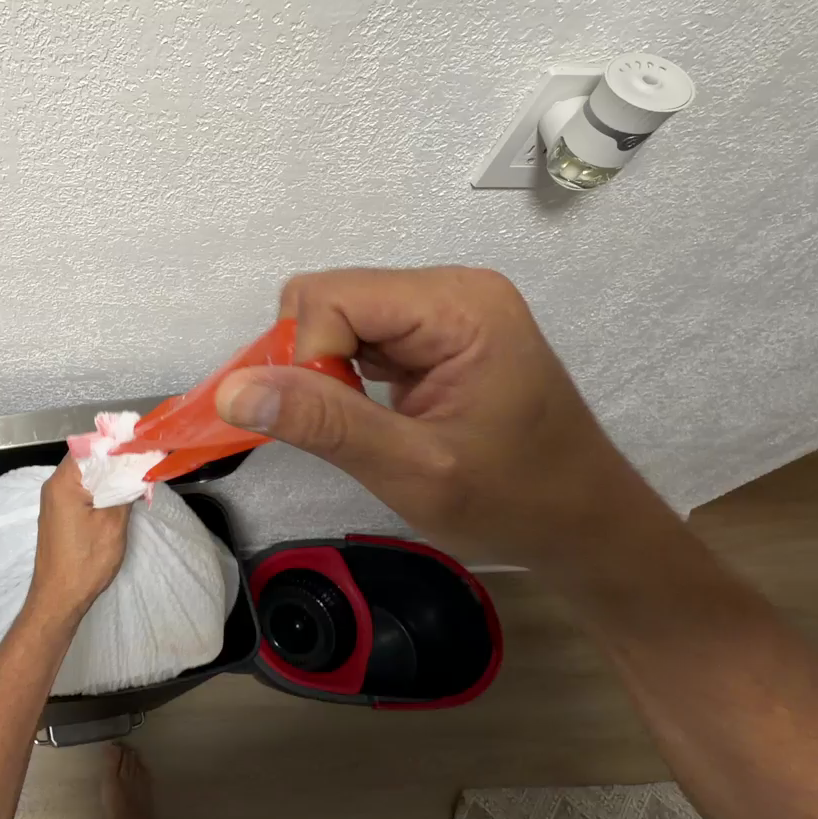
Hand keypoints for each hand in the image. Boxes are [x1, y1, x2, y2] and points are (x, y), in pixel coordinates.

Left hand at [28, 457, 132, 619]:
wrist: (59, 598)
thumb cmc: (85, 561)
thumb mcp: (113, 524)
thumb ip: (124, 490)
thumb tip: (136, 469)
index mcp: (64, 482)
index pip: (90, 447)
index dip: (116, 443)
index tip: (140, 443)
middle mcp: (54, 485)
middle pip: (88, 459)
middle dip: (115, 459)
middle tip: (143, 459)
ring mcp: (54, 500)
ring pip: (86, 475)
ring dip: (109, 475)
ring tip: (136, 474)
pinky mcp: (59, 513)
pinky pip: (81, 489)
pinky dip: (100, 488)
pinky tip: (120, 494)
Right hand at [214, 267, 663, 573]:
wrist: (587, 529)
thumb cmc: (514, 503)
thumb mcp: (414, 471)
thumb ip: (323, 424)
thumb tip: (231, 392)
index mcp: (456, 304)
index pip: (331, 298)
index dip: (307, 358)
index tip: (328, 423)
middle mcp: (447, 289)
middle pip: (326, 297)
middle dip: (308, 360)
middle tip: (336, 423)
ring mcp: (441, 309)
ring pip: (332, 315)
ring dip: (322, 370)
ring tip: (360, 424)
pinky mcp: (431, 333)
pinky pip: (354, 334)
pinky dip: (339, 373)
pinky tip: (368, 413)